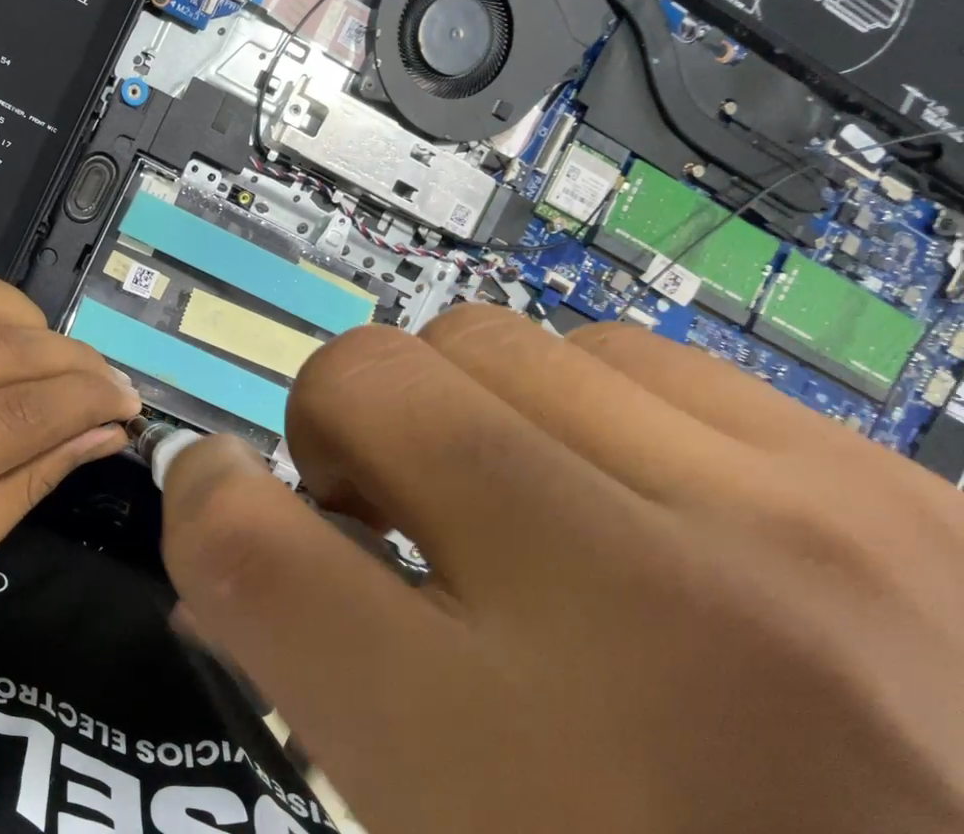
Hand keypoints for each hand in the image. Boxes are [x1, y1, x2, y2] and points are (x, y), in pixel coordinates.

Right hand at [162, 304, 963, 833]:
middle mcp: (643, 609)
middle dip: (327, 429)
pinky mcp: (902, 486)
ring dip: (454, 412)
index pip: (249, 540)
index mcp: (495, 755)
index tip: (228, 506)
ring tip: (507, 504)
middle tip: (376, 511)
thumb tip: (226, 549)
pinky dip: (579, 408)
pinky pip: (638, 355)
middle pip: (365, 377)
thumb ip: (308, 684)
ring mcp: (795, 524)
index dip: (200, 498)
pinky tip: (628, 501)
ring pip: (495, 340)